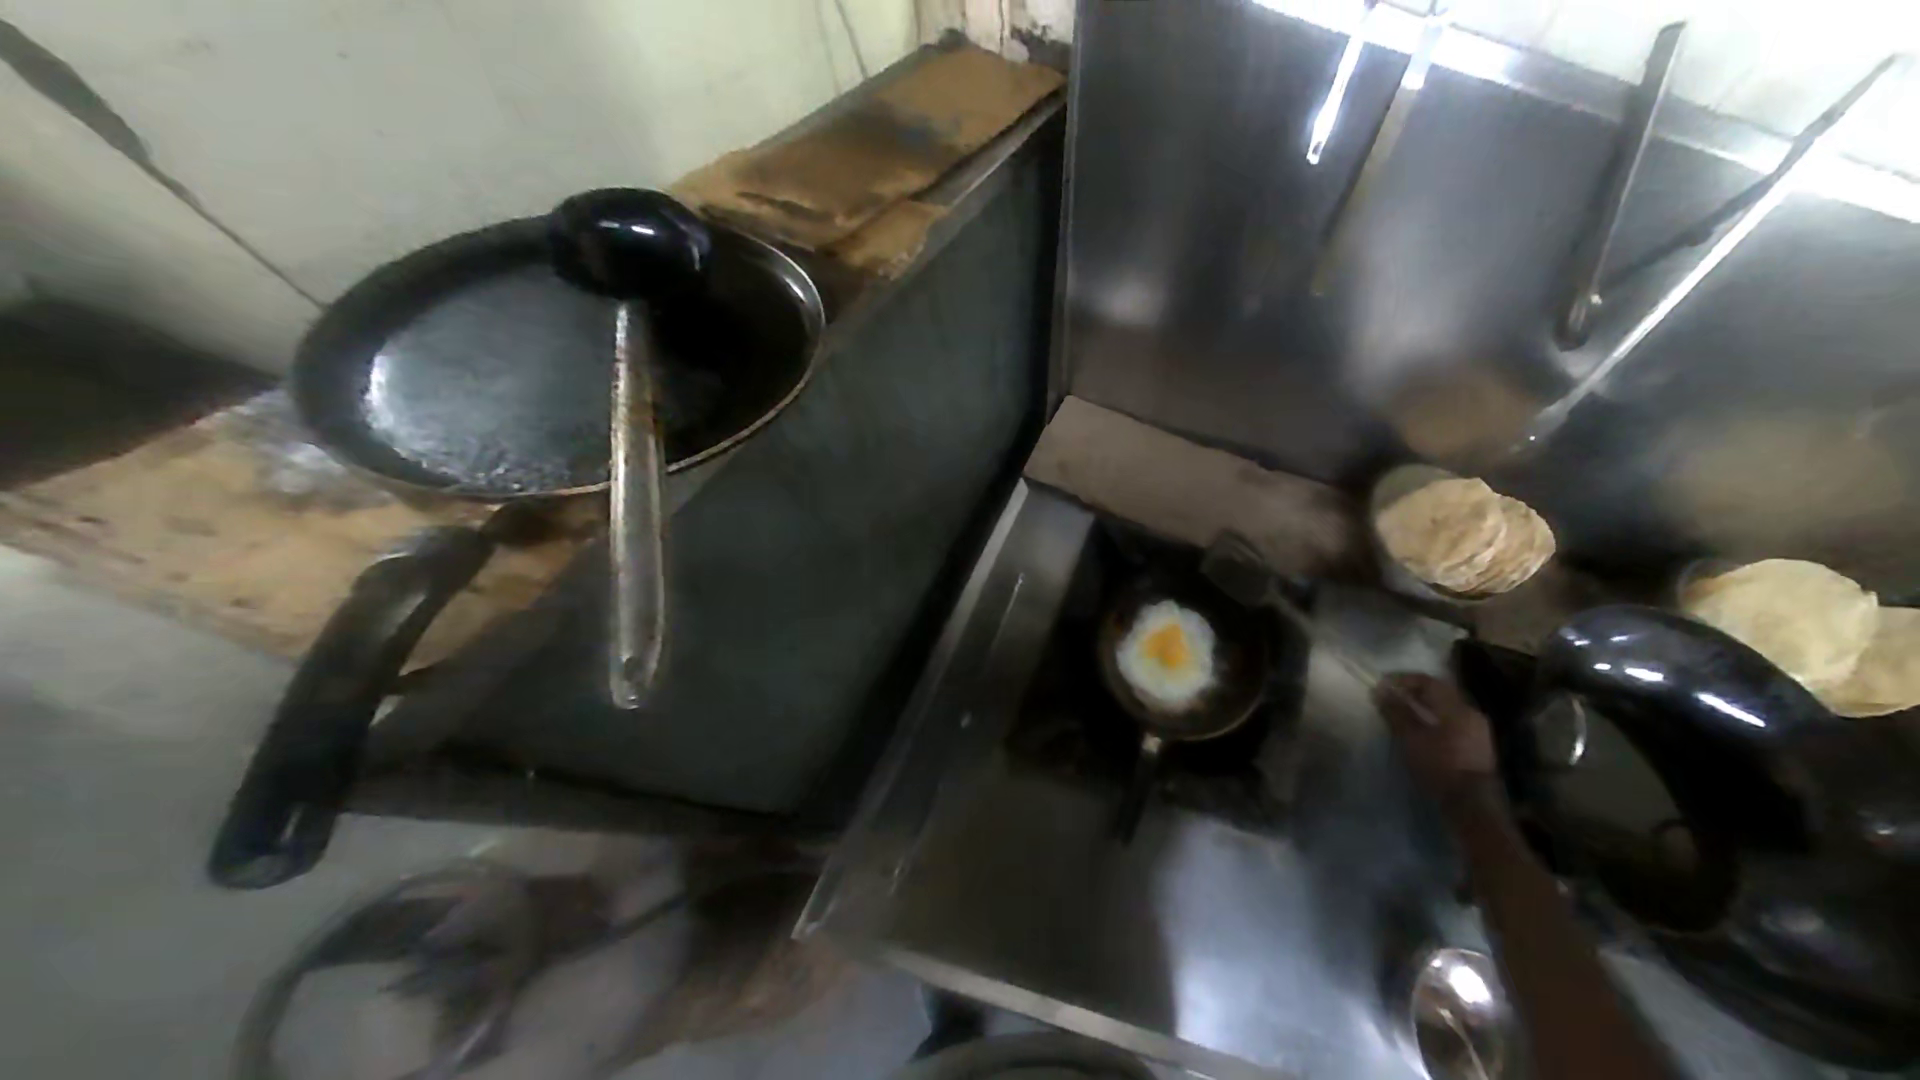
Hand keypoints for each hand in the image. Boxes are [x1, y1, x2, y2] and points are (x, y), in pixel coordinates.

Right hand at [1374, 672, 1498, 809]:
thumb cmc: (1440, 766)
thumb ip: (1396, 712)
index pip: (1428, 681)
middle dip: (1412, 691)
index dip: (1402, 679)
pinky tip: (1418, 728)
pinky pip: (1451, 721)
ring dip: (1421, 705)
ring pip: (1445, 708)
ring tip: (1399, 711)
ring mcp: (1477, 730)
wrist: (1472, 804)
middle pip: (1439, 693)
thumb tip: (1380, 690)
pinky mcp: (1476, 745)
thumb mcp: (1411, 738)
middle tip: (1388, 695)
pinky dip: (1432, 718)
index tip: (1381, 684)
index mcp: (1458, 708)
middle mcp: (1471, 714)